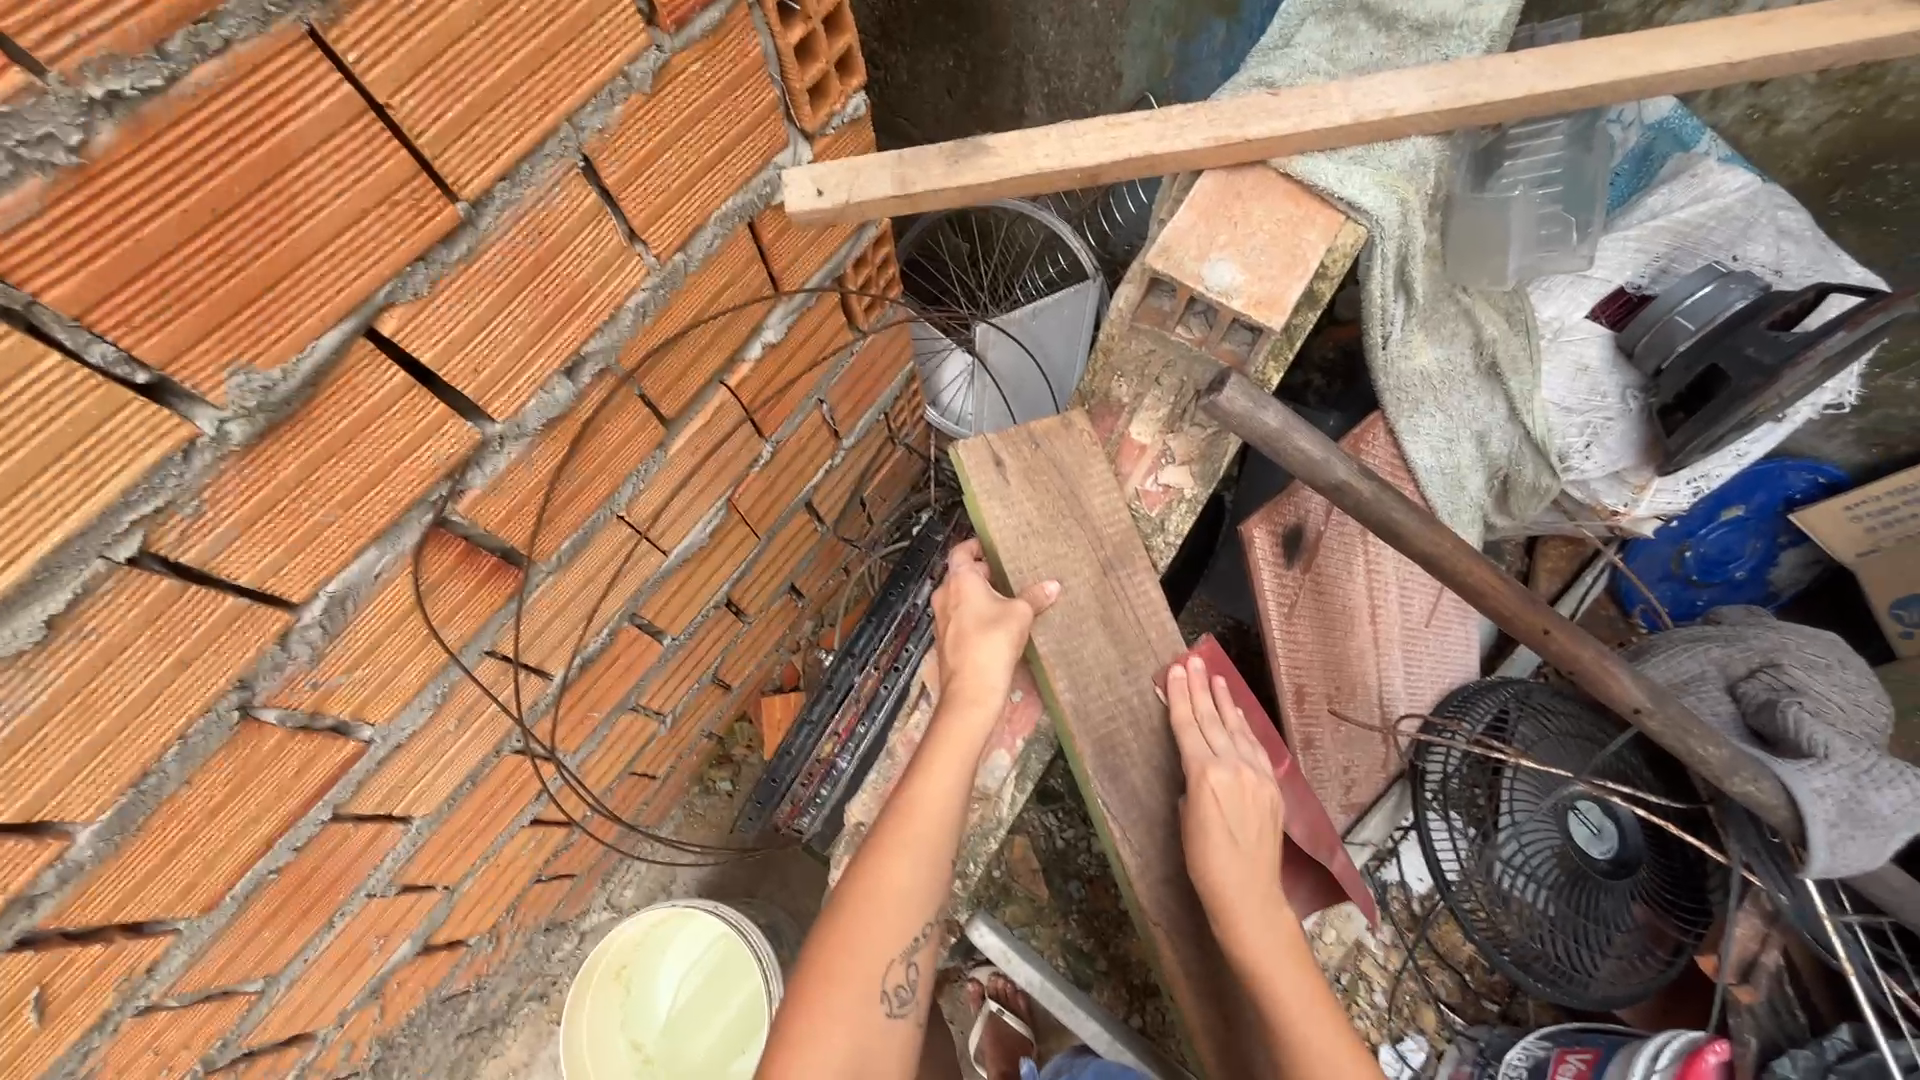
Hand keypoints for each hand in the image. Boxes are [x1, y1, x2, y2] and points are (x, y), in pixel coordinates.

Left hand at [931, 539, 1059, 711]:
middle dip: (983, 574)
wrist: (971, 689)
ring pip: (959, 598)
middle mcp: (944, 595)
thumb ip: (1035, 597)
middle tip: (1007, 575)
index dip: (975, 546)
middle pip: (961, 575)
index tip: (991, 548)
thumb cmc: (992, 642)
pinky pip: (959, 618)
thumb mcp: (1020, 614)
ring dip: (978, 597)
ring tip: (1005, 600)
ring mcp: (941, 619)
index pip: (961, 551)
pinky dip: (974, 616)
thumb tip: (1053, 586)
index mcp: (959, 579)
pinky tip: (994, 626)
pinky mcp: (945, 640)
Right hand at [1165, 656, 1289, 949]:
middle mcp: (1233, 767)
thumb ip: (1192, 783)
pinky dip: (1244, 726)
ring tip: (1215, 676)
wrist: (1248, 893)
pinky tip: (1238, 713)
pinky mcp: (1272, 786)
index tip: (1175, 671)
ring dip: (1224, 701)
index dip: (1180, 697)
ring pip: (1236, 729)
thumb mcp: (1185, 816)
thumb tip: (1198, 767)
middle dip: (1200, 688)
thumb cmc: (1204, 862)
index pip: (1189, 726)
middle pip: (1212, 720)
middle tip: (1191, 660)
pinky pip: (1255, 746)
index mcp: (1205, 774)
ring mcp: (1257, 775)